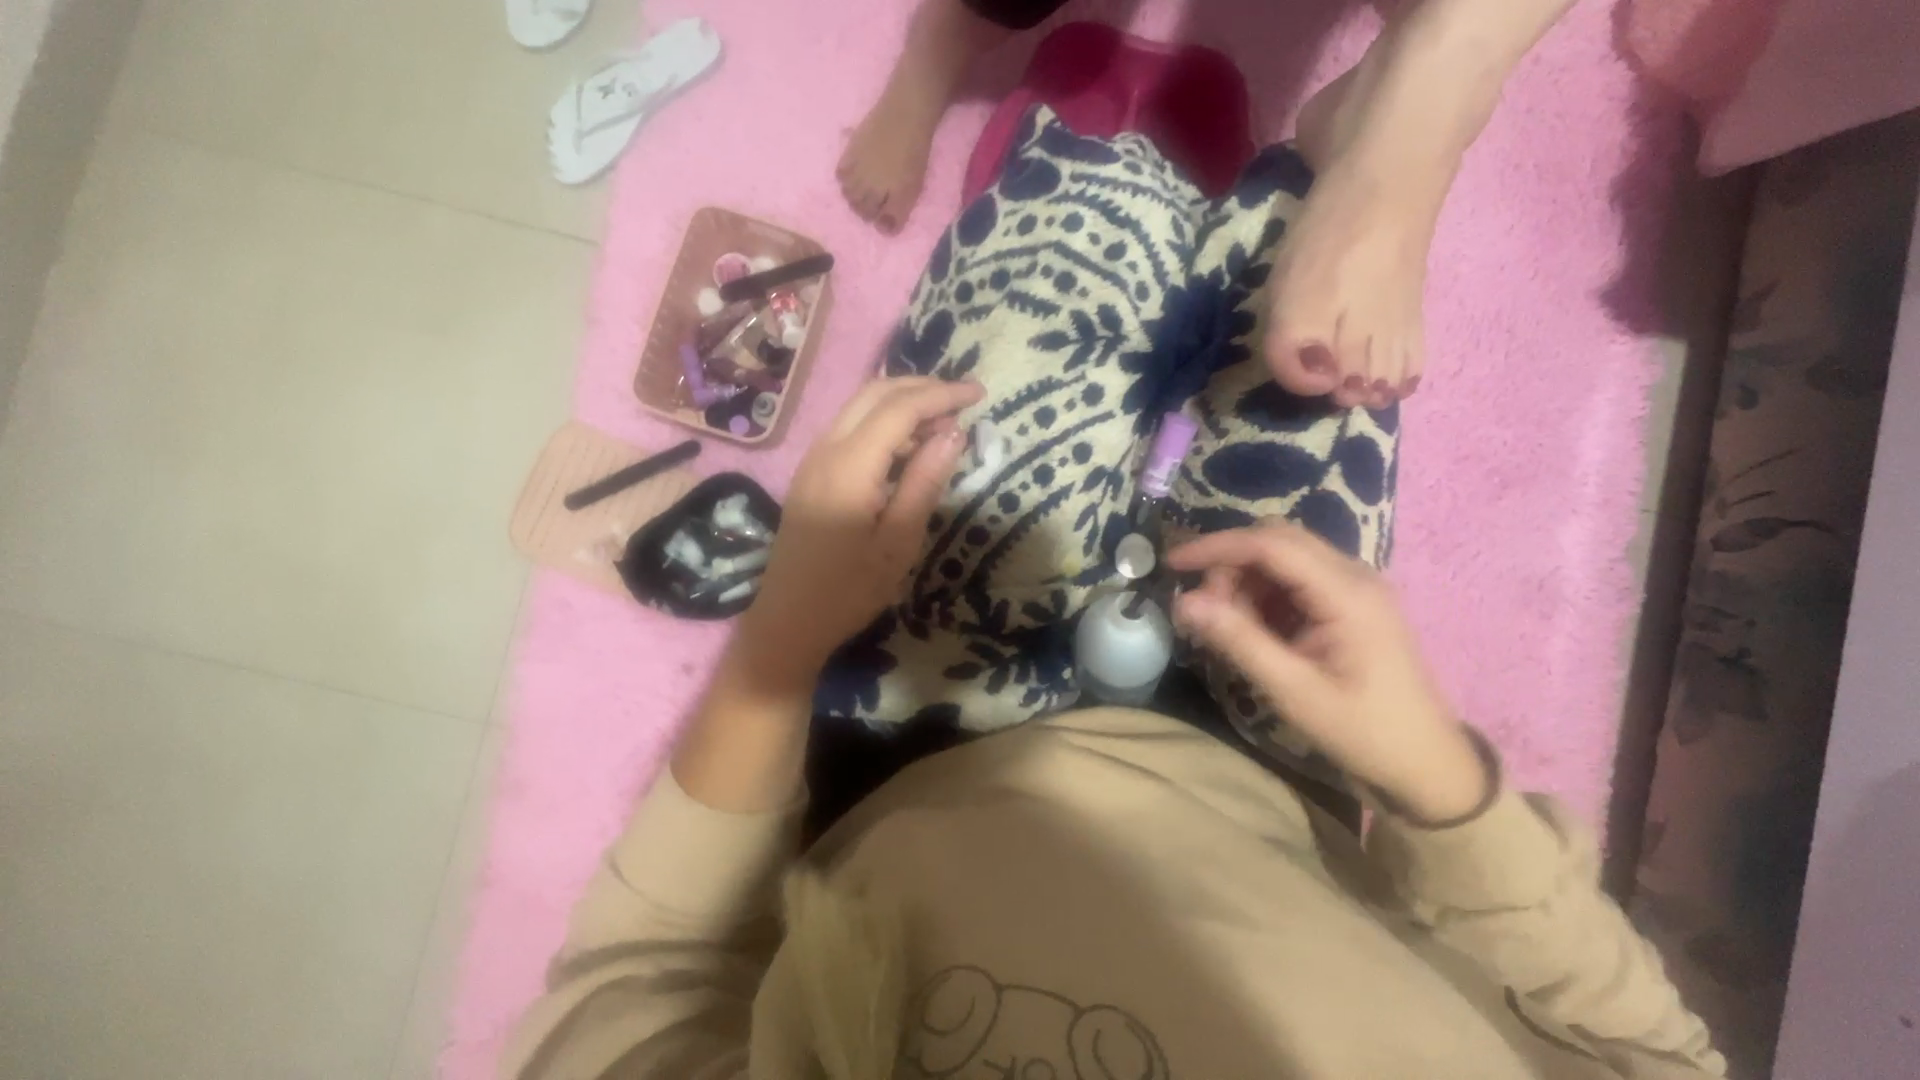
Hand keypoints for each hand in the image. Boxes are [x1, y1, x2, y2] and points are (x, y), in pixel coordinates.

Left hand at [735, 376, 984, 685]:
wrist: (788, 620)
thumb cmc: (849, 590)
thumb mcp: (898, 542)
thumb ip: (925, 482)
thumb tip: (954, 432)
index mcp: (850, 466)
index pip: (901, 408)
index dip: (942, 394)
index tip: (980, 393)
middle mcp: (826, 449)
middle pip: (875, 393)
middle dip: (922, 387)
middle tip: (963, 400)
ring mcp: (813, 460)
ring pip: (860, 407)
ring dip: (902, 403)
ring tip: (943, 425)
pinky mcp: (811, 474)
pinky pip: (850, 428)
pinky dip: (883, 423)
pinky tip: (908, 447)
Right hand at [1167, 521, 1488, 822]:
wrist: (1425, 763)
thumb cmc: (1362, 731)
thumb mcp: (1294, 691)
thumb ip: (1240, 641)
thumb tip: (1184, 602)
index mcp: (1347, 593)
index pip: (1271, 544)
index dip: (1217, 547)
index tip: (1173, 565)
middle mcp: (1354, 576)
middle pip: (1278, 540)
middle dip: (1230, 563)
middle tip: (1202, 605)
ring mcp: (1355, 588)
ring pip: (1285, 557)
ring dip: (1245, 578)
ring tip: (1225, 623)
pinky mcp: (1350, 604)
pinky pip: (1297, 579)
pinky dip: (1264, 594)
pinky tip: (1251, 628)